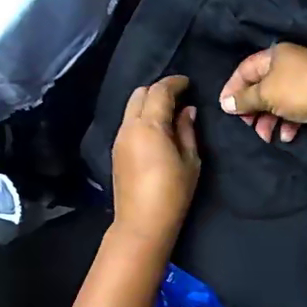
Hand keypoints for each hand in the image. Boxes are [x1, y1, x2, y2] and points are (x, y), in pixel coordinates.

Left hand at [111, 75, 200, 245]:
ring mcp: (119, 138)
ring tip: (168, 113)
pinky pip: (128, 123)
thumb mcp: (190, 161)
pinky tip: (155, 129)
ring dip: (148, 103)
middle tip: (178, 96)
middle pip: (140, 93)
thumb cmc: (173, 193)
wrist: (142, 223)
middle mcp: (129, 126)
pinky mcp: (116, 151)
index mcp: (149, 125)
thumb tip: (186, 111)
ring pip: (131, 107)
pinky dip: (141, 117)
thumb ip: (187, 130)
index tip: (188, 83)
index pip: (160, 91)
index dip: (175, 82)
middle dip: (158, 89)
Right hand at [217, 42, 306, 142]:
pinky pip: (292, 112)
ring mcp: (302, 83)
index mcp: (276, 55)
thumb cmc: (299, 91)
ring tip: (265, 136)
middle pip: (261, 88)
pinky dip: (287, 124)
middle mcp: (289, 65)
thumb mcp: (265, 94)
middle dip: (252, 109)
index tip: (225, 108)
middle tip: (247, 125)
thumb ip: (244, 99)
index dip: (232, 88)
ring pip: (276, 103)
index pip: (245, 69)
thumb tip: (225, 103)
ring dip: (268, 121)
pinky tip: (286, 136)